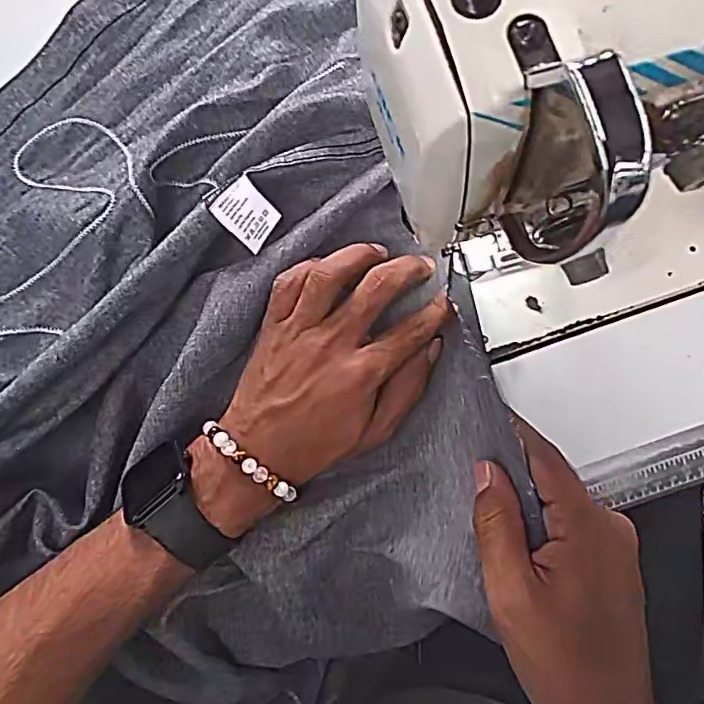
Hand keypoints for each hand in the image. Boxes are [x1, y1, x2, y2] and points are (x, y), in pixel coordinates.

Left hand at [199, 243, 449, 534]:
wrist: (260, 450)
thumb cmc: (314, 443)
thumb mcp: (375, 431)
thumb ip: (408, 389)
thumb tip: (430, 352)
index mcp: (360, 374)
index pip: (410, 330)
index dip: (434, 311)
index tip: (442, 303)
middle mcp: (330, 345)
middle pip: (376, 288)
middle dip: (407, 269)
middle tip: (420, 267)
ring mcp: (299, 331)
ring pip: (330, 275)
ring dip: (357, 255)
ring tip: (377, 252)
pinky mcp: (274, 326)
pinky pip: (289, 282)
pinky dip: (310, 266)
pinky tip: (328, 265)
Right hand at [473, 418, 661, 703]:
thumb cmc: (565, 667)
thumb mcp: (510, 593)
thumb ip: (496, 524)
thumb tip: (487, 473)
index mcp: (588, 528)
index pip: (546, 458)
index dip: (514, 433)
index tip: (489, 415)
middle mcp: (611, 527)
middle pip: (553, 478)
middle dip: (514, 476)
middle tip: (476, 486)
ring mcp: (618, 545)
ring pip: (562, 502)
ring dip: (529, 505)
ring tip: (497, 532)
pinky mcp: (616, 561)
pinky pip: (574, 523)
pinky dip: (546, 525)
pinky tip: (524, 552)